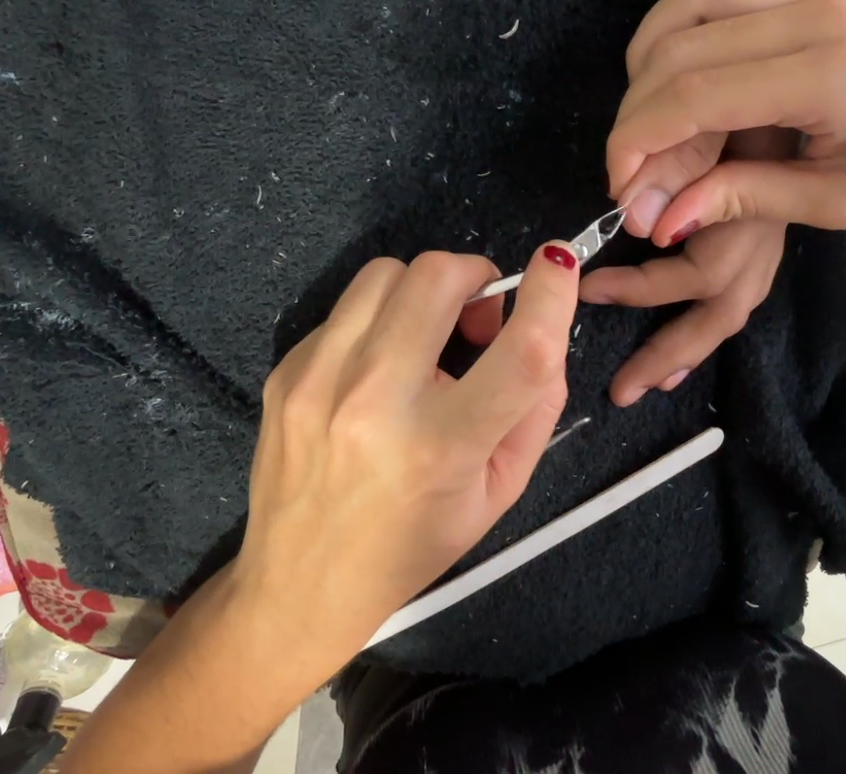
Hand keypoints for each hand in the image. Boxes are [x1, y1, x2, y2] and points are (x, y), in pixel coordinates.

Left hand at [228, 244, 580, 659]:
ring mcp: (318, 380)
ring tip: (426, 338)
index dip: (550, 295)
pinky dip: (378, 323)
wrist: (301, 585)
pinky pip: (347, 309)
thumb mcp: (498, 493)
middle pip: (435, 277)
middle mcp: (374, 402)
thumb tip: (544, 328)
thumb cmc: (413, 546)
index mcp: (441, 446)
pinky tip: (377, 371)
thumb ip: (534, 407)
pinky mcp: (286, 372)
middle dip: (473, 277)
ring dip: (423, 291)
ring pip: (385, 273)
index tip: (559, 260)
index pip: (519, 352)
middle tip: (478, 320)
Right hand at [579, 0, 813, 407]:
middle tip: (632, 169)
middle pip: (684, 48)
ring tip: (648, 103)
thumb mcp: (833, 206)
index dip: (638, 142)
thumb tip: (655, 220)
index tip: (619, 188)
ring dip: (653, 45)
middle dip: (638, 113)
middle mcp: (824, 15)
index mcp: (833, 78)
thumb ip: (739, 200)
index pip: (696, 97)